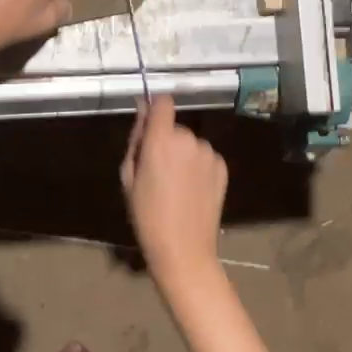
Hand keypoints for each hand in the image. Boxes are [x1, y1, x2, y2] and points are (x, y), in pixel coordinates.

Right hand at [121, 97, 227, 277]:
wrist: (183, 248)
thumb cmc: (147, 216)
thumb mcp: (128, 177)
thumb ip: (136, 140)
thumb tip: (142, 112)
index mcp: (160, 140)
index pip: (163, 102)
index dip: (155, 107)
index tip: (150, 122)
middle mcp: (188, 139)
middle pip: (175, 128)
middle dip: (166, 140)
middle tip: (156, 171)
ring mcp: (209, 153)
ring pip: (190, 144)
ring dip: (183, 155)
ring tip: (176, 186)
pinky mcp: (222, 167)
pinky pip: (204, 158)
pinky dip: (198, 167)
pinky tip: (192, 191)